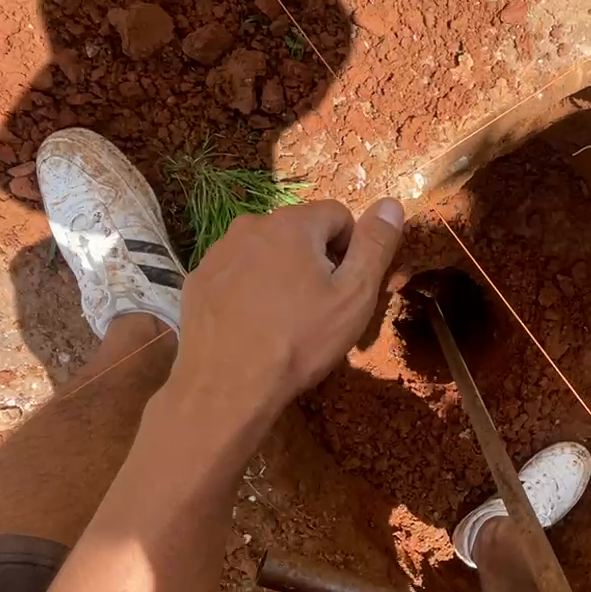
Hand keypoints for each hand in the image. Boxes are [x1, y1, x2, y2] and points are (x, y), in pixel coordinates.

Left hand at [169, 197, 404, 422]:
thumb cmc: (299, 341)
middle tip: (319, 310)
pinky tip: (254, 325)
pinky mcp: (198, 280)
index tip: (345, 290)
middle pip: (301, 232)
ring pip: (267, 252)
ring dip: (282, 275)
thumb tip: (392, 204)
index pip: (339, 216)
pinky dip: (250, 290)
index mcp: (293, 224)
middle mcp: (251, 225)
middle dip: (315, 262)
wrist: (226, 387)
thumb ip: (375, 246)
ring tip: (284, 321)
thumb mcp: (353, 297)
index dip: (351, 252)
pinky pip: (237, 273)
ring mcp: (219, 252)